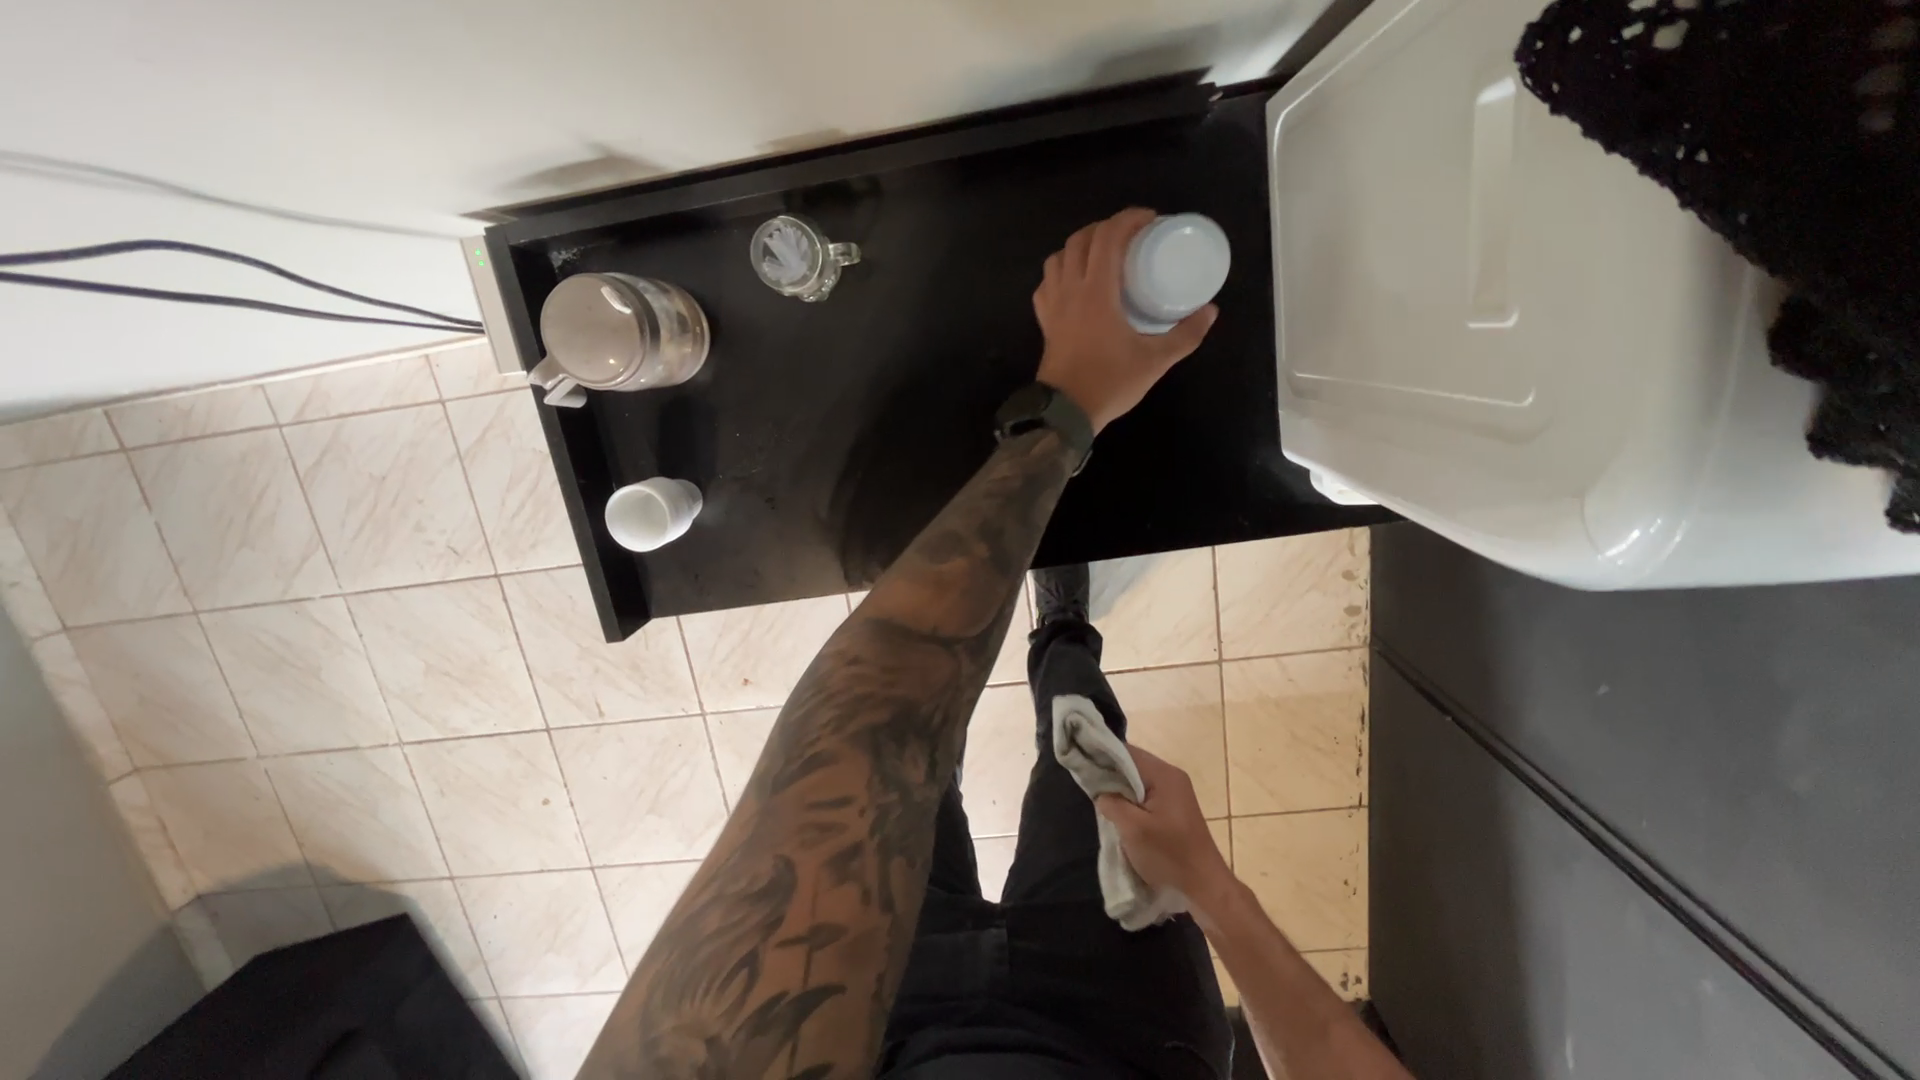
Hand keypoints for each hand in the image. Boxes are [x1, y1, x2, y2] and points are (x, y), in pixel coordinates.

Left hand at [1033, 207, 1219, 433]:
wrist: (1066, 412)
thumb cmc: (1110, 383)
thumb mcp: (1155, 360)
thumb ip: (1186, 334)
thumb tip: (1210, 311)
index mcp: (1096, 292)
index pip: (1107, 237)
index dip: (1128, 219)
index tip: (1149, 220)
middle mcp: (1070, 290)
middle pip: (1080, 240)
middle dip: (1105, 228)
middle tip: (1129, 235)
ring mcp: (1052, 306)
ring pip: (1058, 258)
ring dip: (1079, 246)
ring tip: (1100, 253)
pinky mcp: (1045, 322)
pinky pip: (1046, 285)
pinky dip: (1060, 273)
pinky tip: (1074, 283)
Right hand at [1096, 746, 1233, 904]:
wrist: (1205, 885)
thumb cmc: (1169, 855)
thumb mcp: (1134, 829)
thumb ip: (1112, 803)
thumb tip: (1101, 793)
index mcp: (1164, 775)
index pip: (1127, 752)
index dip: (1102, 755)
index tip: (1081, 763)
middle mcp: (1172, 776)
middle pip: (1133, 764)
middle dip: (1110, 772)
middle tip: (1086, 783)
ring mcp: (1176, 792)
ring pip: (1139, 779)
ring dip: (1120, 787)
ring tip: (1098, 796)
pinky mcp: (1174, 807)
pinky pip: (1147, 793)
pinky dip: (1131, 798)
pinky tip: (1118, 810)